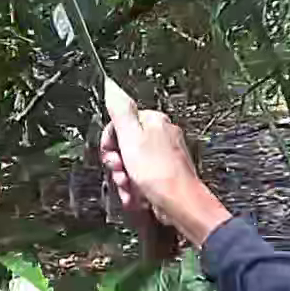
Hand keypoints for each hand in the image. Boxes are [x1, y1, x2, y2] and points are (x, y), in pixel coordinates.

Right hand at [99, 81, 232, 246]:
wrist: (179, 205)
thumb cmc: (159, 173)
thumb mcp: (131, 138)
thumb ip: (120, 111)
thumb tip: (111, 85)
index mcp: (154, 122)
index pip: (119, 124)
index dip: (110, 142)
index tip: (112, 153)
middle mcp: (161, 136)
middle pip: (124, 146)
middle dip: (117, 163)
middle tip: (121, 171)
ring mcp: (164, 157)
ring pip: (131, 166)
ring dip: (124, 180)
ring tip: (130, 187)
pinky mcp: (164, 177)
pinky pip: (141, 180)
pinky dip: (135, 190)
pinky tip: (136, 197)